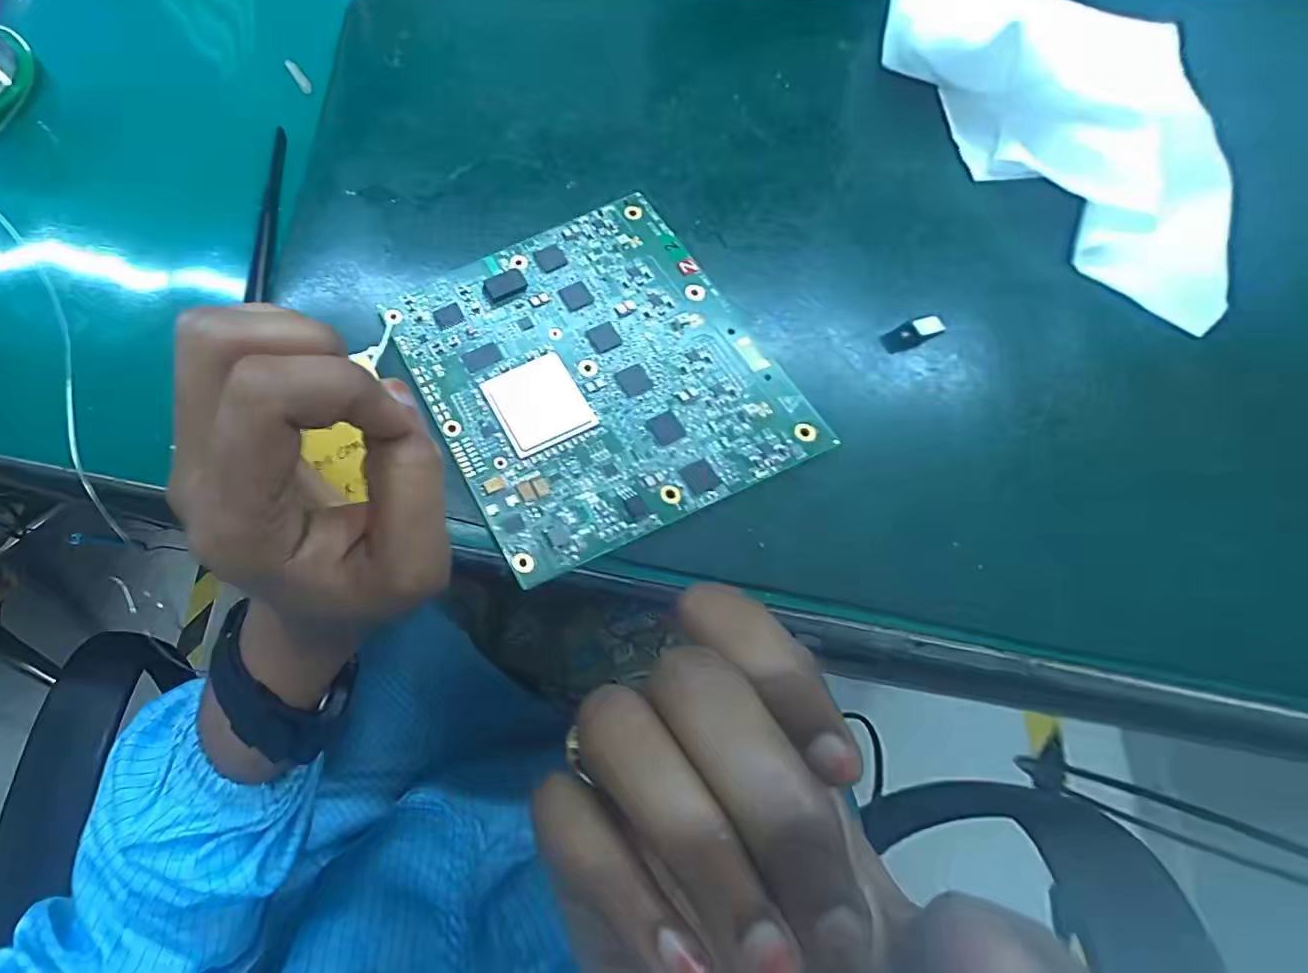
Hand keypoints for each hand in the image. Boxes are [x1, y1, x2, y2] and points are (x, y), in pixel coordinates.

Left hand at [169, 305, 447, 722]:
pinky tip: (305, 379)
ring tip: (329, 379)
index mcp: (238, 519)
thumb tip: (388, 392)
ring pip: (207, 335)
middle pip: (217, 347)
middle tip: (353, 391)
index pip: (261, 395)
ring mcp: (184, 446)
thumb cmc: (352, 597)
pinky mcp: (193, 424)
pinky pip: (214, 345)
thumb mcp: (413, 569)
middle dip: (310, 345)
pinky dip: (273, 339)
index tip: (389, 421)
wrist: (301, 611)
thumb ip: (415, 481)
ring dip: (286, 335)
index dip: (341, 385)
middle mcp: (192, 475)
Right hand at [534, 585, 1079, 972]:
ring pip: (609, 718)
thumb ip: (998, 962)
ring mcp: (613, 781)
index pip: (725, 620)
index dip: (776, 669)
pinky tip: (683, 965)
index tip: (838, 772)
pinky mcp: (566, 841)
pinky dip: (623, 885)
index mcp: (758, 732)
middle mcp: (679, 735)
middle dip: (765, 796)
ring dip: (693, 836)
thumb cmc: (843, 972)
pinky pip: (559, 809)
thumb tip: (967, 922)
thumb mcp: (942, 970)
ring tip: (763, 962)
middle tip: (826, 928)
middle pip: (685, 675)